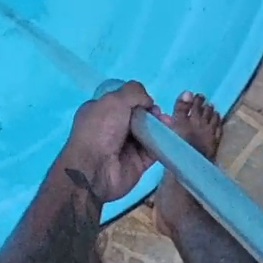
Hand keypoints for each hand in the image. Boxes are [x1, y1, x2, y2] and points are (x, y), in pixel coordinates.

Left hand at [57, 81, 156, 202]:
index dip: (136, 99)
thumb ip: (133, 92)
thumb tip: (148, 102)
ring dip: (159, 125)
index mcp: (99, 113)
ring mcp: (124, 147)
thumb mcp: (113, 100)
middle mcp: (110, 129)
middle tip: (157, 114)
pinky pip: (153, 150)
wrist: (93, 170)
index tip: (147, 101)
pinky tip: (169, 134)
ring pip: (147, 133)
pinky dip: (163, 142)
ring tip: (166, 122)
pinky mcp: (136, 163)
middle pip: (137, 117)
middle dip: (150, 112)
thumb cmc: (100, 130)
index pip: (121, 102)